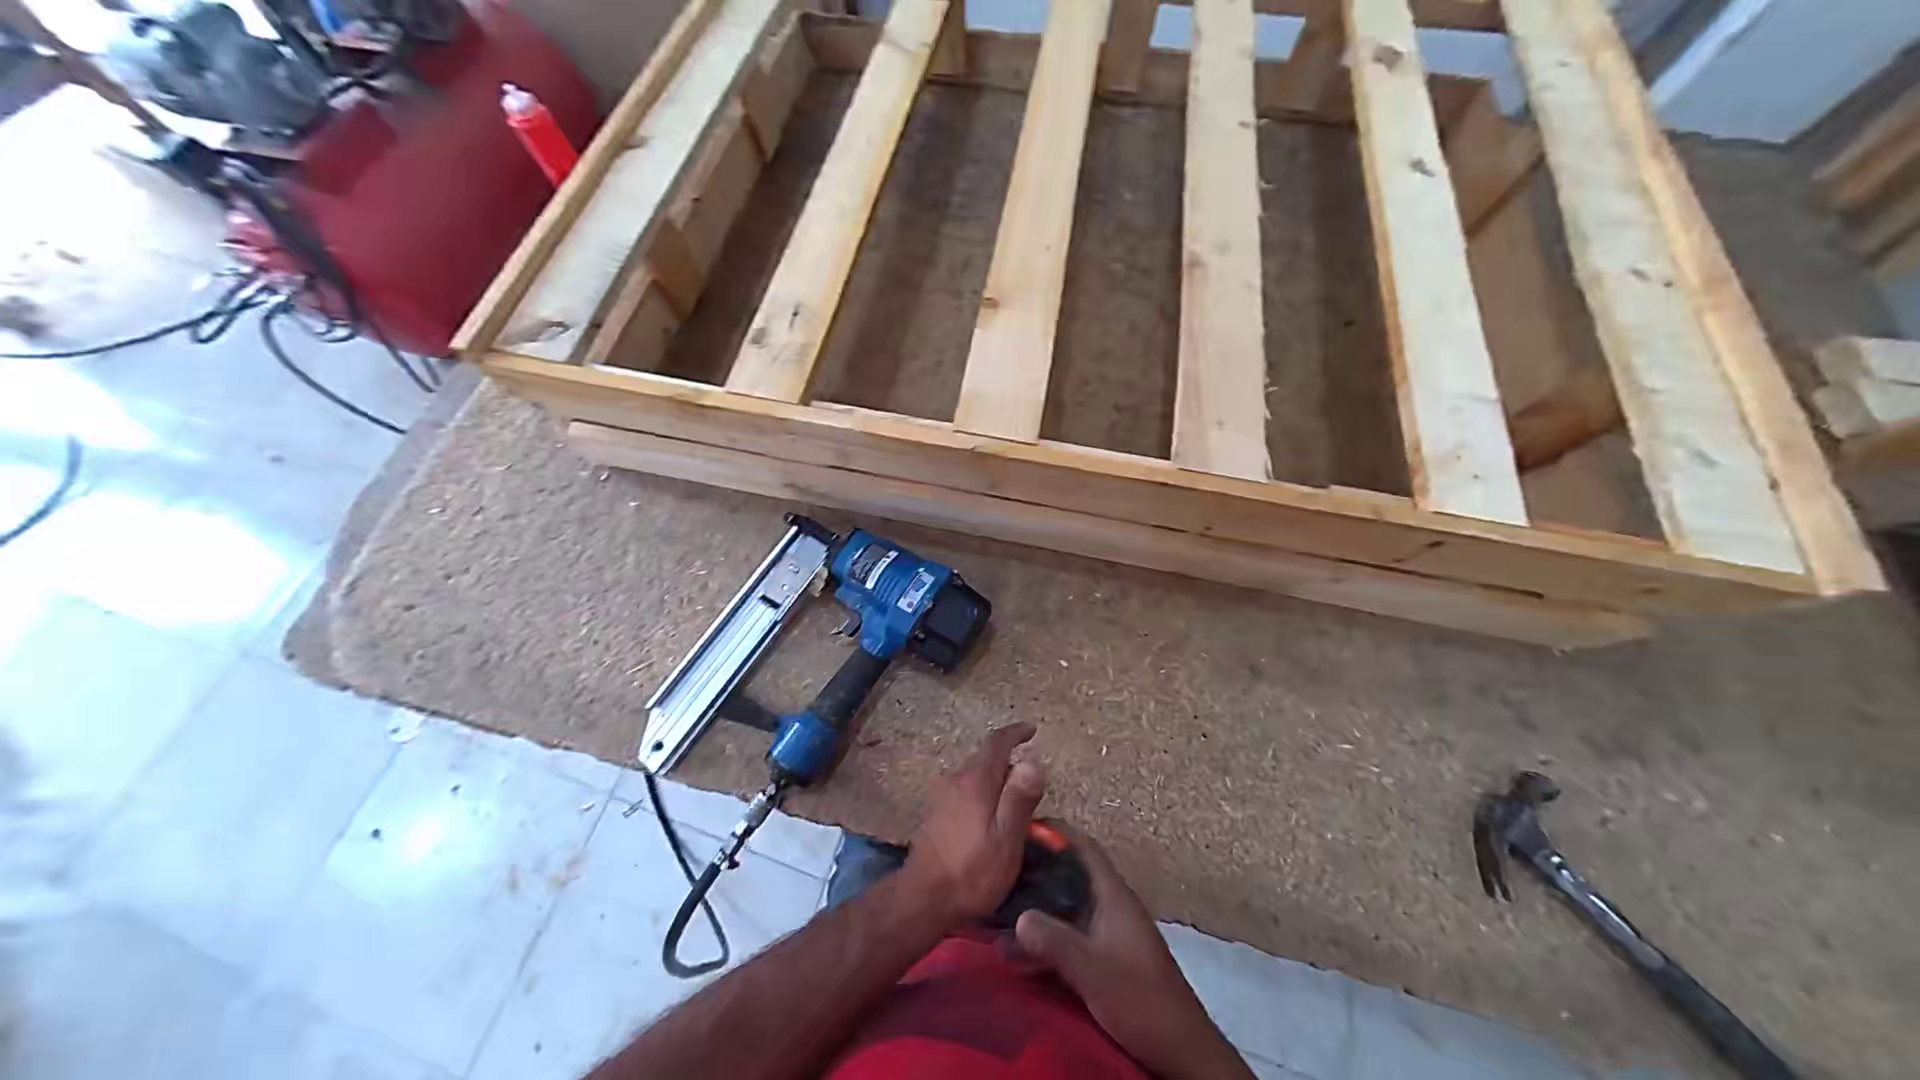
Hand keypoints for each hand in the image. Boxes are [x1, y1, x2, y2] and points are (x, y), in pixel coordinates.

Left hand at [899, 723, 1046, 924]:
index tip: (1031, 730)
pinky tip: (988, 819)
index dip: (1015, 733)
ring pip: (974, 776)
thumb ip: (1019, 798)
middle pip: (985, 759)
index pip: (996, 743)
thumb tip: (1032, 761)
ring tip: (1012, 806)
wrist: (923, 899)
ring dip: (994, 781)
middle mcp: (955, 780)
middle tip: (1030, 786)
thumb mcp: (1007, 839)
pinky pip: (964, 791)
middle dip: (1008, 763)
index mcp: (975, 781)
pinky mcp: (934, 813)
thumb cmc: (972, 872)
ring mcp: (941, 795)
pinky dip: (981, 794)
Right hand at [1015, 829, 1253, 1079]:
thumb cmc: (1141, 1000)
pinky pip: (1067, 935)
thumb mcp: (1093, 970)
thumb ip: (1055, 942)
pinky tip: (1016, 952)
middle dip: (1034, 873)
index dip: (1053, 832)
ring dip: (1034, 912)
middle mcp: (1109, 906)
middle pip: (1068, 875)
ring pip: (1064, 909)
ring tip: (996, 916)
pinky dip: (1043, 939)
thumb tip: (1018, 917)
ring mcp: (1107, 932)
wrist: (1180, 1051)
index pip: (1082, 847)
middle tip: (996, 875)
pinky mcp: (1103, 957)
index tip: (1017, 830)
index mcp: (1112, 896)